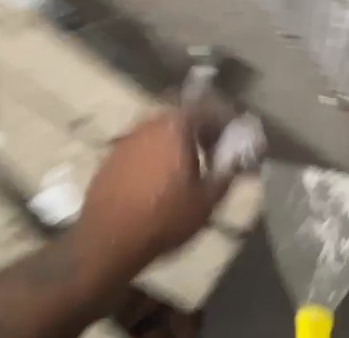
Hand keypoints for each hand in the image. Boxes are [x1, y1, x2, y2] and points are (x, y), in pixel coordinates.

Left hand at [72, 108, 233, 277]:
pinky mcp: (113, 154)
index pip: (209, 109)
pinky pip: (143, 145)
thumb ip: (228, 173)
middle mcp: (151, 121)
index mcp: (177, 125)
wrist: (108, 239)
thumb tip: (240, 158)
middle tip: (213, 152)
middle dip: (202, 131)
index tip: (235, 138)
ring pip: (162, 131)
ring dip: (178, 143)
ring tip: (188, 168)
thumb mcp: (207, 202)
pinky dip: (156, 154)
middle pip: (184, 117)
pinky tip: (159, 178)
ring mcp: (128, 136)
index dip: (226, 122)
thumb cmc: (164, 218)